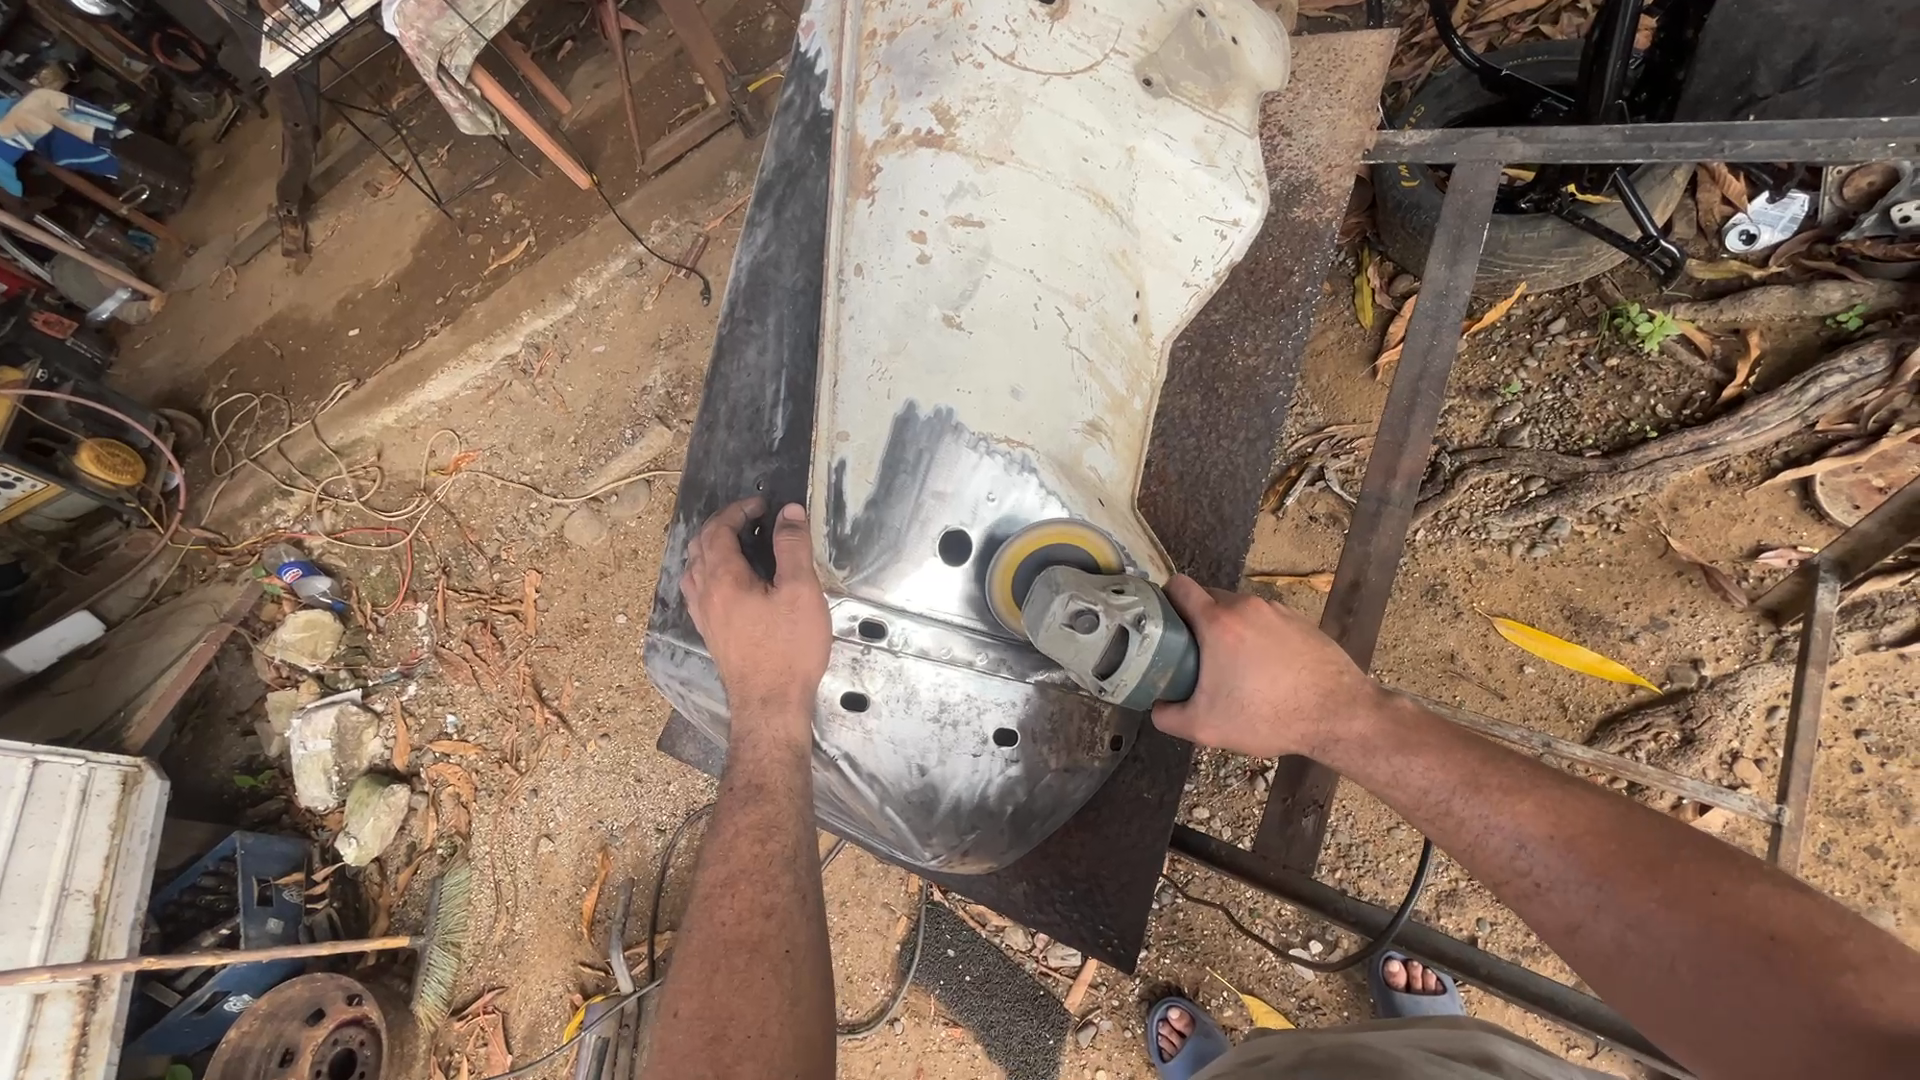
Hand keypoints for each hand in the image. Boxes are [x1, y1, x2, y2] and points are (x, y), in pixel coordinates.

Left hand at [682, 498, 830, 728]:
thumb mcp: (800, 592)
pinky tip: (730, 581)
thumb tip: (789, 512)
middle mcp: (705, 594)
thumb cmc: (788, 649)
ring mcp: (704, 616)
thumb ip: (793, 548)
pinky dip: (711, 572)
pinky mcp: (711, 633)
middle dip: (723, 525)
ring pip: (694, 569)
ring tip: (740, 544)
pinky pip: (699, 590)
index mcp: (723, 578)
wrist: (770, 705)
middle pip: (700, 546)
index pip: (718, 530)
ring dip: (712, 548)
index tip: (762, 505)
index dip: (738, 510)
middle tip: (753, 520)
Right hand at [1151, 575, 1382, 758]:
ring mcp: (1278, 610)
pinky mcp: (1303, 622)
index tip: (1162, 622)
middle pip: (1209, 598)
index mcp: (1217, 621)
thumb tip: (1156, 705)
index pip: (1179, 586)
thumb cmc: (1268, 716)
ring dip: (1230, 630)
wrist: (1341, 716)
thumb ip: (1167, 715)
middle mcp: (1246, 606)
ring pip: (1240, 611)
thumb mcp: (1204, 727)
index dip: (1164, 599)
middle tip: (1195, 654)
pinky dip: (1259, 638)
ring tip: (1234, 666)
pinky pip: (1268, 622)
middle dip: (1197, 620)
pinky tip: (1267, 670)